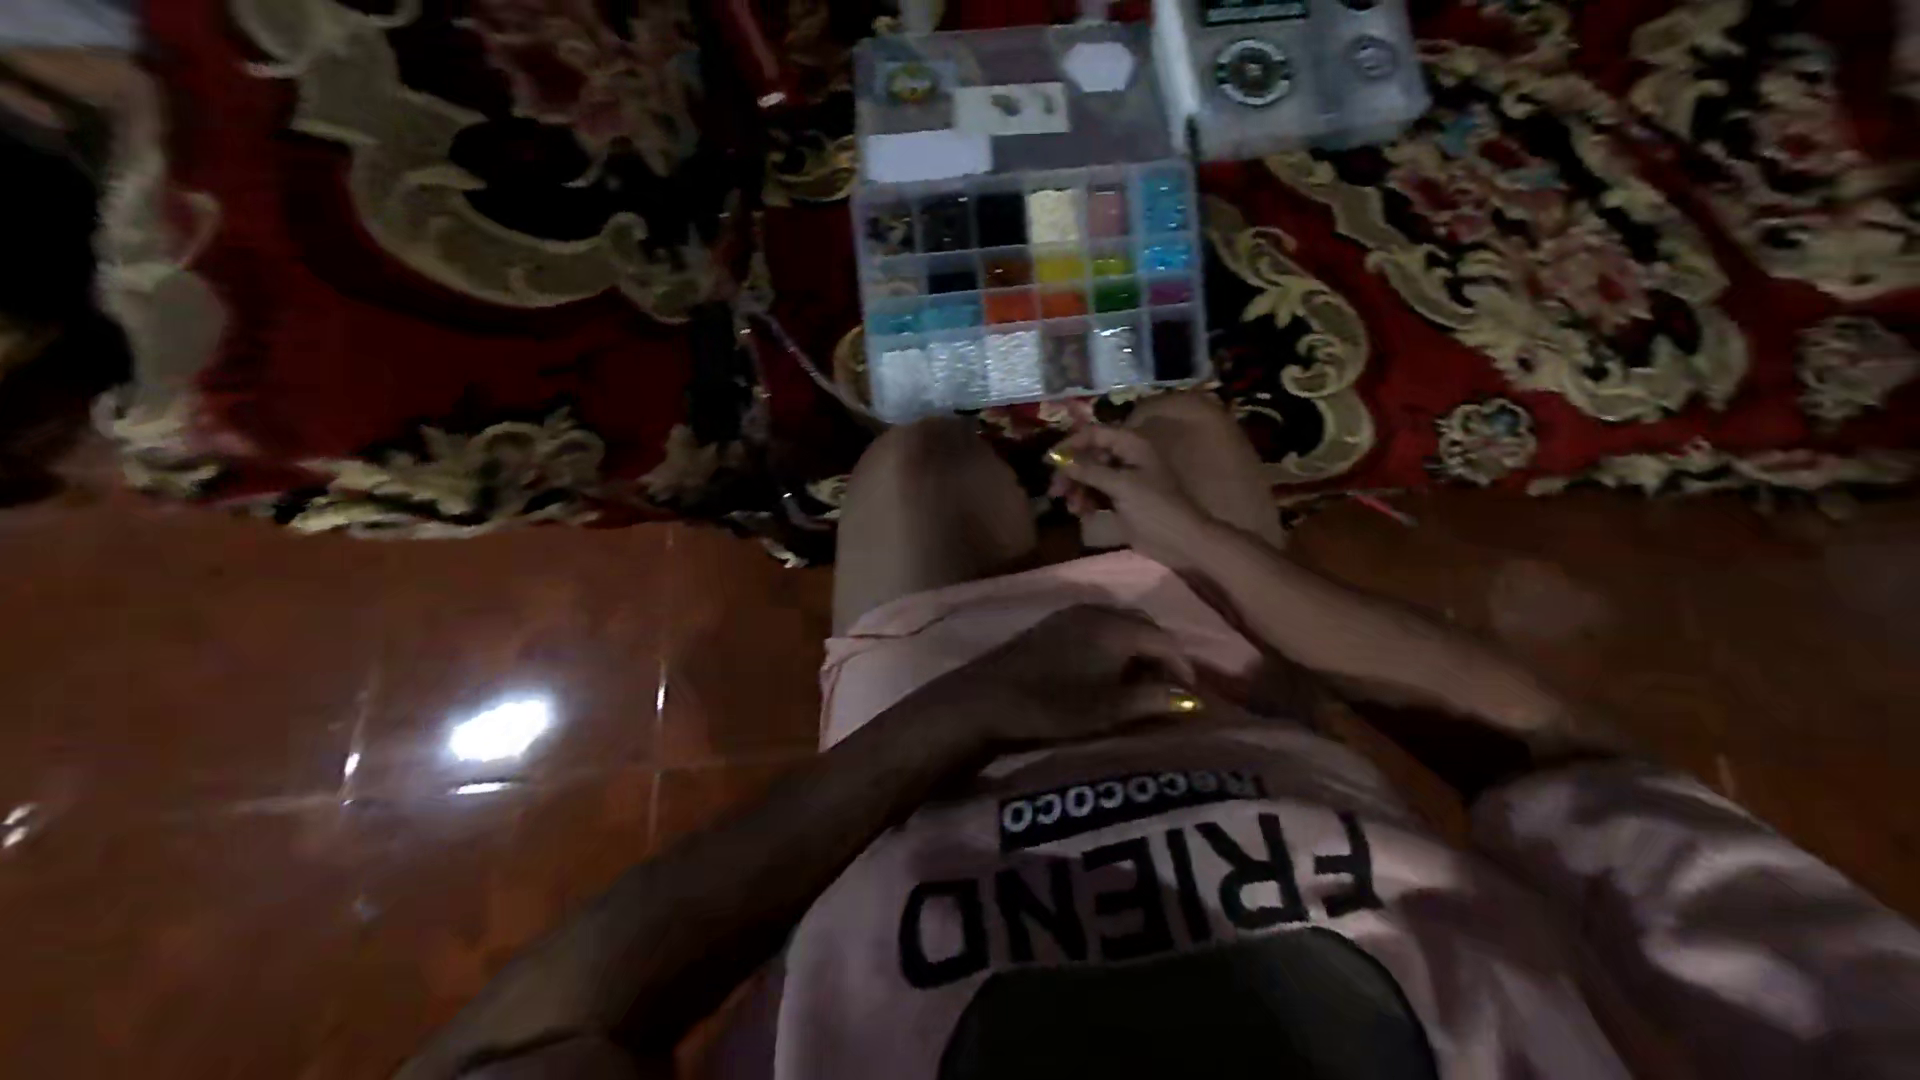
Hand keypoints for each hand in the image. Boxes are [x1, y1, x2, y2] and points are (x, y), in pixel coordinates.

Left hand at [892, 605, 1203, 750]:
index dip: (1182, 666)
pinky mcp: (1049, 625)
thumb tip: (1188, 699)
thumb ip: (1151, 700)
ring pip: (1116, 623)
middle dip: (1158, 653)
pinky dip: (1109, 644)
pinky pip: (1093, 626)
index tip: (1189, 695)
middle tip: (1163, 686)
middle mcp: (1095, 611)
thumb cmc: (1052, 706)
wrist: (986, 698)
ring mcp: (1068, 615)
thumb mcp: (1107, 710)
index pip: (1163, 638)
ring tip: (1135, 682)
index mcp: (1114, 627)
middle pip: (1141, 625)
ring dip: (1133, 648)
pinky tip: (1101, 671)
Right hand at [1045, 425, 1214, 567]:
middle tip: (1055, 491)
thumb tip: (1061, 461)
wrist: (1180, 540)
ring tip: (1072, 507)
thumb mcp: (1121, 486)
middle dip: (1070, 472)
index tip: (1051, 460)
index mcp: (1132, 445)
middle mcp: (1125, 457)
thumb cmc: (1155, 507)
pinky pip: (1095, 493)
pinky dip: (1086, 501)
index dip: (1071, 444)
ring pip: (1089, 476)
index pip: (1095, 433)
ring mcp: (1122, 479)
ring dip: (1076, 489)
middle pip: (1088, 456)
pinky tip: (1081, 512)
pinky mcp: (1119, 499)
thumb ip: (1090, 471)